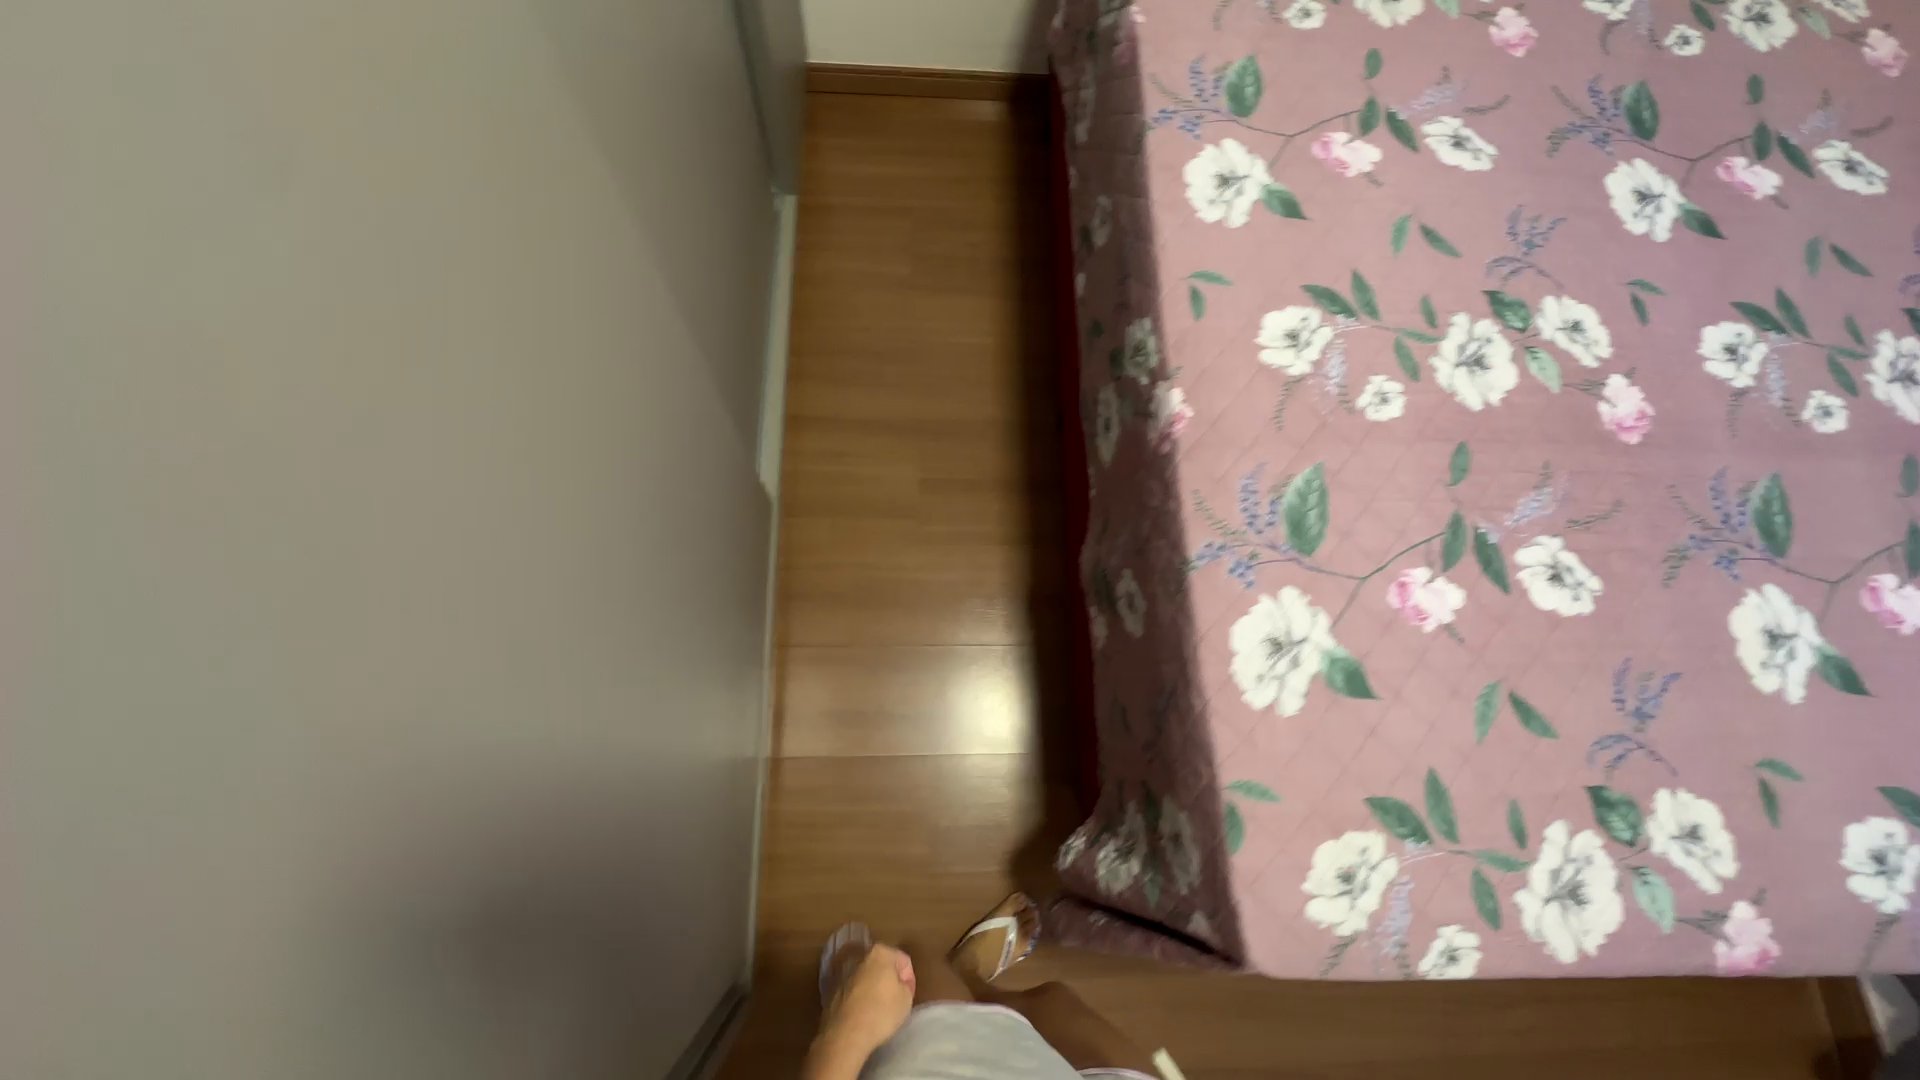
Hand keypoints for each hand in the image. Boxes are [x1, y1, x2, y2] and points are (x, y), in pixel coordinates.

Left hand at [818, 944, 915, 1060]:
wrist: (845, 1034)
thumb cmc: (880, 1012)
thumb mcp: (906, 999)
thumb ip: (905, 985)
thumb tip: (897, 985)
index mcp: (880, 952)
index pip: (904, 961)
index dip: (909, 980)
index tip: (908, 996)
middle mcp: (860, 956)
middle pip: (883, 966)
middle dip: (890, 980)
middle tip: (895, 1000)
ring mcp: (843, 972)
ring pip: (866, 978)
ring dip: (873, 988)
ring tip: (878, 1009)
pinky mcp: (832, 989)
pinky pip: (853, 990)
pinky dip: (860, 997)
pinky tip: (863, 1013)